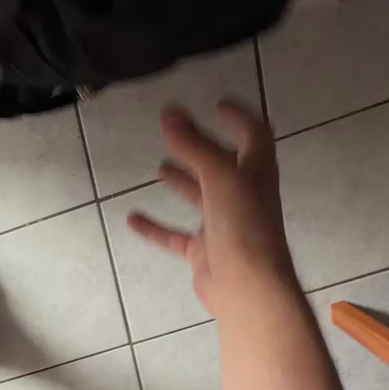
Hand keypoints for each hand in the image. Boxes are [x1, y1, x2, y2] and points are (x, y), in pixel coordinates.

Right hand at [125, 101, 297, 312]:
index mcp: (256, 172)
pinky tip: (132, 218)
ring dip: (182, 182)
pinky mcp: (203, 250)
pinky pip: (175, 234)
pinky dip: (155, 226)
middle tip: (178, 135)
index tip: (218, 105)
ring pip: (199, 197)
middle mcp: (242, 195)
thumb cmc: (243, 226)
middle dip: (202, 149)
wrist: (246, 284)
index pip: (253, 135)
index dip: (239, 118)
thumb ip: (194, 145)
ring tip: (160, 169)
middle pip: (222, 165)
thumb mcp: (219, 177)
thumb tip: (169, 113)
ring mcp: (222, 224)